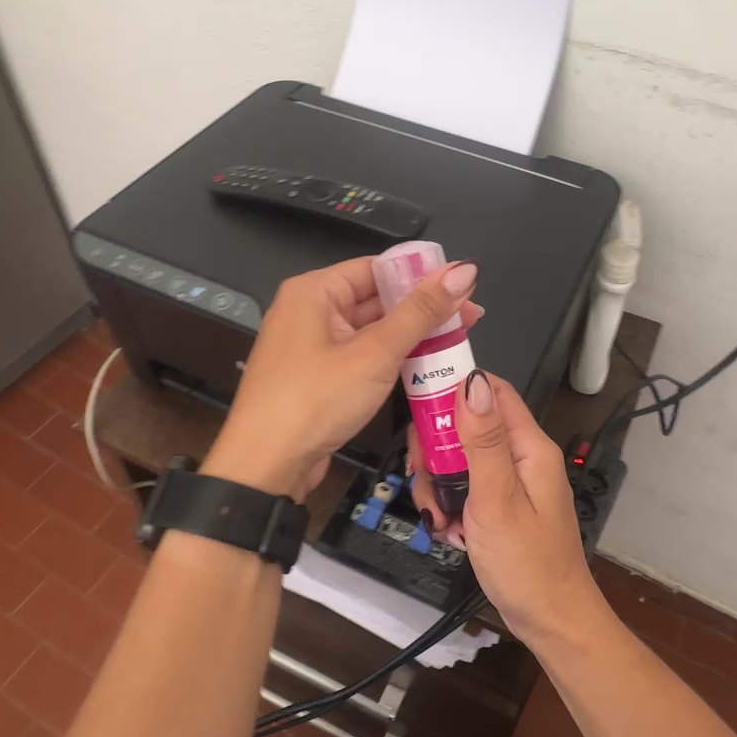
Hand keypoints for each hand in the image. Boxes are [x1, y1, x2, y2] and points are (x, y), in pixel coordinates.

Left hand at [204, 256, 480, 501]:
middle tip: (470, 318)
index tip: (464, 287)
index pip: (378, 268)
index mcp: (315, 291)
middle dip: (422, 309)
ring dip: (411, 337)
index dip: (422, 275)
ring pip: (372, 329)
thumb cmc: (314, 402)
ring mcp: (312, 345)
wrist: (265, 468)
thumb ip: (422, 312)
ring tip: (457, 343)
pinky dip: (391, 359)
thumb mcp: (376, 353)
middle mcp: (310, 310)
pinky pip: (361, 355)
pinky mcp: (317, 376)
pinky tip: (425, 367)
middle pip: (377, 298)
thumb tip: (464, 270)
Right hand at [432, 370, 605, 645]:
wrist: (550, 622)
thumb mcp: (498, 498)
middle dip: (437, 449)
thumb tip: (473, 381)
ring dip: (438, 484)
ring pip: (460, 460)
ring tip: (436, 516)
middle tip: (421, 477)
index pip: (492, 391)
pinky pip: (466, 489)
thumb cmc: (526, 563)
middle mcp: (522, 457)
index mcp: (529, 446)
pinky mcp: (501, 506)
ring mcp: (511, 482)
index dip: (455, 389)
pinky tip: (447, 529)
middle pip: (468, 426)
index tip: (418, 406)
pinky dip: (450, 505)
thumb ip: (483, 441)